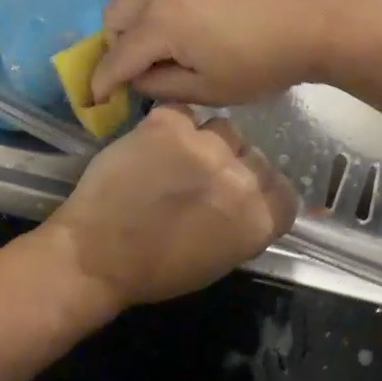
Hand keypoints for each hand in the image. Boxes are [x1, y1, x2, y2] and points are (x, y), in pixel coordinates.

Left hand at [40, 105, 298, 309]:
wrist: (98, 254)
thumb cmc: (156, 269)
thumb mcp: (220, 257)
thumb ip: (244, 223)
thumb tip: (249, 199)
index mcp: (259, 220)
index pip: (283, 190)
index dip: (260, 188)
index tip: (238, 191)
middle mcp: (241, 179)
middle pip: (253, 153)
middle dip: (233, 162)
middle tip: (201, 174)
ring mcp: (204, 146)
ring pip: (221, 127)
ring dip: (205, 139)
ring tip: (176, 157)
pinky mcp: (167, 124)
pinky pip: (181, 111)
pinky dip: (170, 124)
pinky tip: (152, 143)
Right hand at [90, 0, 351, 106]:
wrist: (312, 24)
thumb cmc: (260, 65)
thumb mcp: (208, 90)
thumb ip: (160, 87)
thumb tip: (136, 80)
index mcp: (160, 23)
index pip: (116, 56)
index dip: (101, 82)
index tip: (93, 102)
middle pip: (113, 17)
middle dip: (114, 47)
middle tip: (134, 74)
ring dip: (133, 27)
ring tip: (159, 53)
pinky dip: (155, 11)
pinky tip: (183, 32)